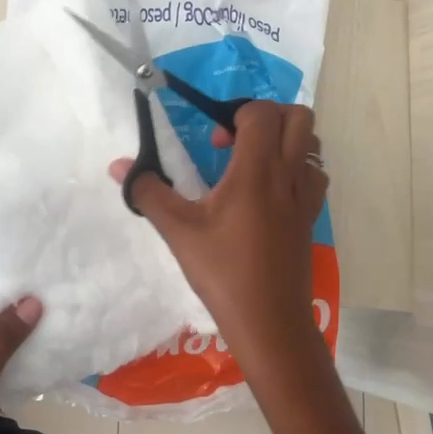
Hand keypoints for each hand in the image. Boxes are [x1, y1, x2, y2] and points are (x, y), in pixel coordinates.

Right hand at [110, 101, 327, 362]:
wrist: (269, 320)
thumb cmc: (223, 271)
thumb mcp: (178, 231)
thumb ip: (148, 192)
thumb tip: (119, 167)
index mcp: (256, 171)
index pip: (262, 113)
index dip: (238, 113)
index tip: (214, 141)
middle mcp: (288, 175)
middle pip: (298, 117)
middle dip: (267, 117)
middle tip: (236, 143)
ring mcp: (305, 197)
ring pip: (312, 144)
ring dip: (284, 141)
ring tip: (251, 165)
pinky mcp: (311, 218)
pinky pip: (313, 175)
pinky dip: (295, 169)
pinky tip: (268, 194)